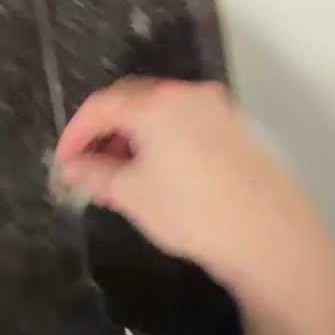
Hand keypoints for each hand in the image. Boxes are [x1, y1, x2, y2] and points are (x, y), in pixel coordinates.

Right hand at [52, 78, 334, 313]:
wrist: (271, 240)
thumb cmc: (191, 212)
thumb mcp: (129, 194)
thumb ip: (92, 174)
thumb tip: (70, 167)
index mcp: (157, 103)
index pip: (100, 106)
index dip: (74, 134)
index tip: (62, 162)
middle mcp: (188, 95)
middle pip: (129, 101)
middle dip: (102, 131)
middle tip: (86, 165)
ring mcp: (216, 110)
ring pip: (157, 113)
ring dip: (130, 136)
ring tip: (117, 174)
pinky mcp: (234, 130)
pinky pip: (182, 123)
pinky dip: (158, 140)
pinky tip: (152, 173)